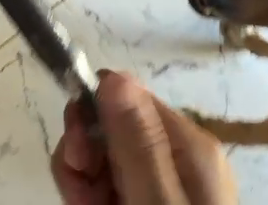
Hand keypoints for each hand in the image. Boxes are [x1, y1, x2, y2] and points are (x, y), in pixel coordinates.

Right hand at [53, 72, 237, 204]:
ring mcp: (170, 181)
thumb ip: (137, 142)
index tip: (78, 158)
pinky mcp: (157, 200)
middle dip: (83, 157)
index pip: (121, 94)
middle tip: (81, 198)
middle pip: (109, 125)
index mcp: (189, 145)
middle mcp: (181, 155)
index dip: (88, 118)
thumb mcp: (155, 203)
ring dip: (83, 183)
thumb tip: (113, 75)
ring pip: (103, 155)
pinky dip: (93, 197)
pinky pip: (111, 181)